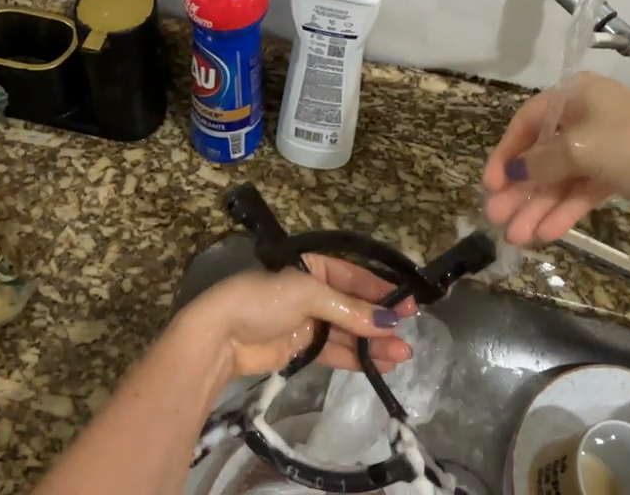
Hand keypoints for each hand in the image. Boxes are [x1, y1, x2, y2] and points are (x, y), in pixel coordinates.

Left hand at [175, 255, 419, 380]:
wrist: (220, 336)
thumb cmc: (262, 299)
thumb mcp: (308, 294)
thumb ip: (349, 309)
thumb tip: (388, 322)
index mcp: (313, 265)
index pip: (355, 275)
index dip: (381, 290)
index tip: (409, 305)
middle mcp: (313, 289)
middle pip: (354, 305)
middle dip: (380, 319)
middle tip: (410, 332)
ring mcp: (308, 320)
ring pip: (349, 331)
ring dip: (374, 342)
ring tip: (403, 355)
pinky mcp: (302, 347)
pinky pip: (336, 351)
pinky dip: (357, 358)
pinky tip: (381, 365)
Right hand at [482, 72, 629, 244]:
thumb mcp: (583, 150)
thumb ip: (541, 162)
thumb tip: (509, 173)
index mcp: (575, 95)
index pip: (526, 123)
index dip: (505, 155)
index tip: (489, 186)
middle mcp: (586, 115)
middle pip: (542, 154)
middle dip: (520, 189)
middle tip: (497, 220)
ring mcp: (604, 145)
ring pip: (561, 178)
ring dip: (539, 206)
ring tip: (517, 238)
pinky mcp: (621, 171)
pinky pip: (583, 190)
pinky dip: (566, 210)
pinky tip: (546, 233)